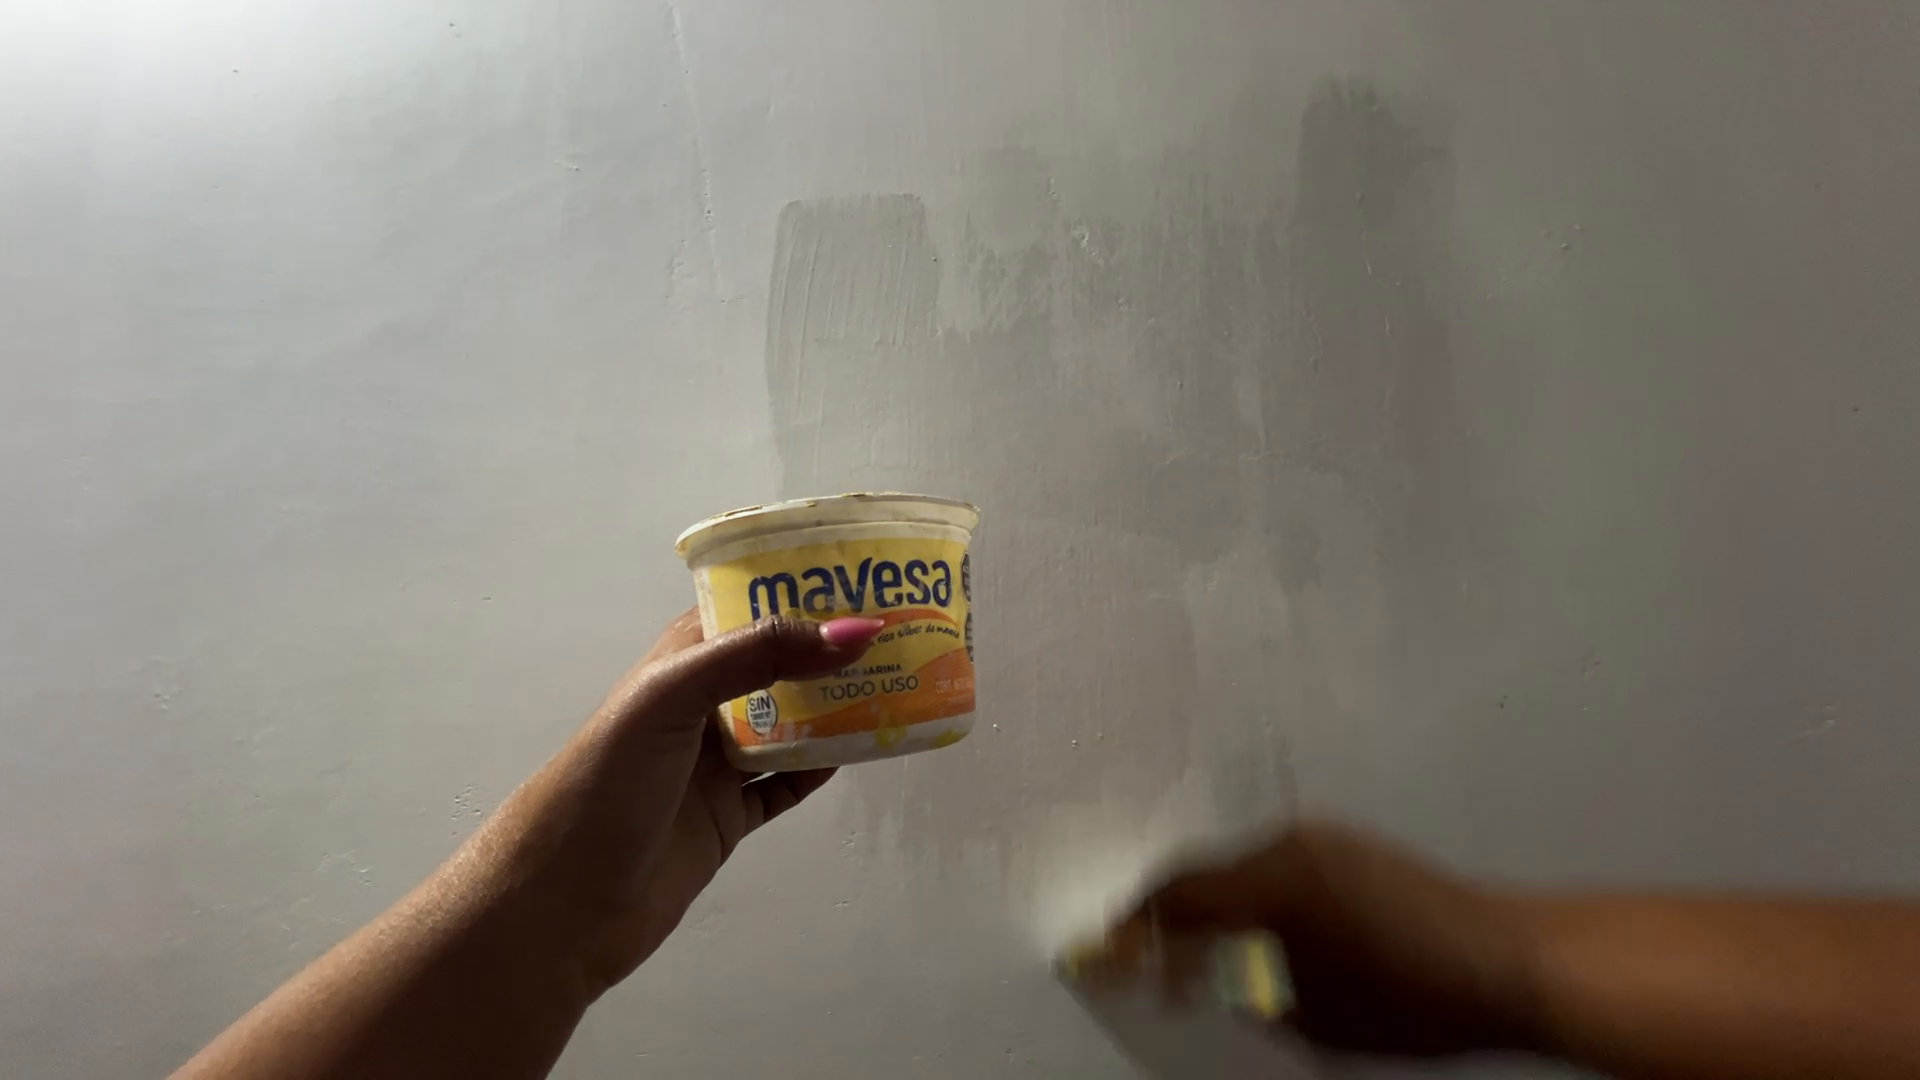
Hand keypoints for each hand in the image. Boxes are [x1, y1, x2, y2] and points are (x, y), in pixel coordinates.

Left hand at [473, 609, 884, 997]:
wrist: (561, 909)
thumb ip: (760, 654)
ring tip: (893, 685)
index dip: (802, 591)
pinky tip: (861, 750)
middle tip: (896, 633)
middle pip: (779, 665)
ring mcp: (717, 762)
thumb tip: (855, 630)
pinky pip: (789, 782)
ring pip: (791, 722)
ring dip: (835, 707)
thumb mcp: (674, 694)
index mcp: (683, 660)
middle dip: (830, 649)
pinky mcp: (730, 813)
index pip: (750, 608)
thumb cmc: (609, 780)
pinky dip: (823, 766)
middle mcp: (703, 703)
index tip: (865, 580)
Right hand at [1110, 820, 1540, 1056]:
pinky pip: (1266, 862)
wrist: (1506, 956)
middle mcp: (1280, 845)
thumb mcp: (1313, 1014)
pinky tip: (1252, 924)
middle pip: (1198, 874)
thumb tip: (1193, 973)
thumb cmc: (1410, 1000)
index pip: (1177, 898)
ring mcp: (1309, 836)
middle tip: (1141, 950)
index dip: (1135, 924)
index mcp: (1269, 885)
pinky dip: (1245, 893)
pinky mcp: (1334, 840)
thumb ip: (1241, 984)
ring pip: (1232, 867)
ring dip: (1208, 904)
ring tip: (1197, 945)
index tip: (1106, 946)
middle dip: (1165, 913)